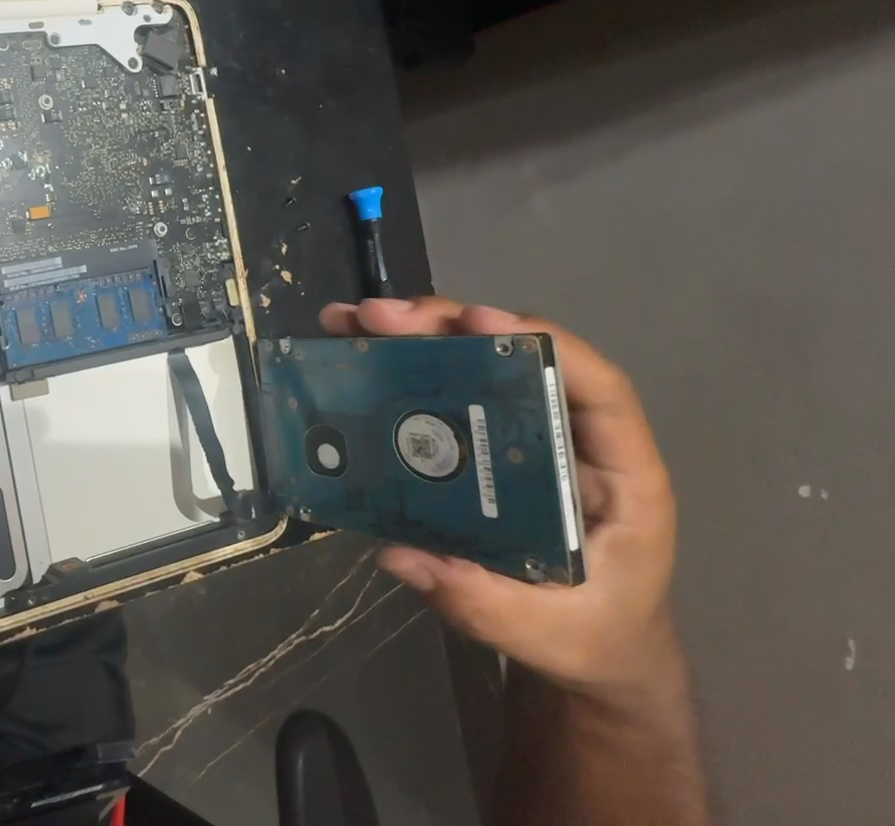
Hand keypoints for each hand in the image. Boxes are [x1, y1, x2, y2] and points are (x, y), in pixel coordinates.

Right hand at [319, 297, 682, 704]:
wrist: (586, 646)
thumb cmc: (586, 632)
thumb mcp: (541, 628)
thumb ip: (481, 598)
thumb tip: (400, 556)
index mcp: (614, 473)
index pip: (594, 388)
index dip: (541, 345)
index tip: (476, 319)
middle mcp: (565, 438)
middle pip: (514, 360)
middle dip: (446, 327)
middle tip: (377, 316)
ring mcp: (517, 437)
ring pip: (471, 367)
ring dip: (410, 337)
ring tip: (348, 321)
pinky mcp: (475, 447)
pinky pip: (439, 397)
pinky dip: (395, 371)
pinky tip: (350, 355)